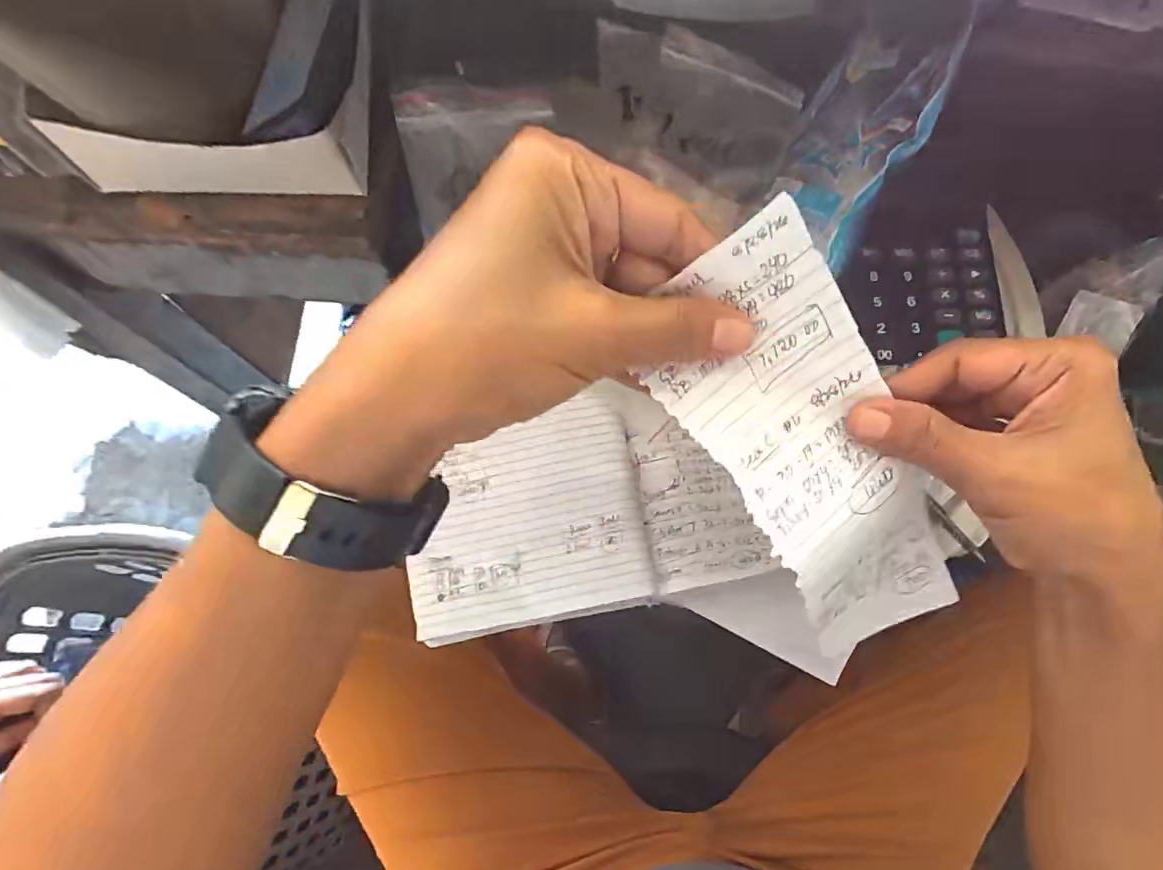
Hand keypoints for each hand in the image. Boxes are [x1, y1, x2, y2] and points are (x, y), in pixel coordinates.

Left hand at [0, 663, 61, 805]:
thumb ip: (2, 741)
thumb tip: (45, 725)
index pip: (38, 689)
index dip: (62, 702)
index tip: (70, 723)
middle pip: (35, 676)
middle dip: (56, 693)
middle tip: (62, 722)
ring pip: (21, 672)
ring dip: (40, 686)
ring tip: (48, 713)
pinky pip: (3, 677)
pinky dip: (23, 684)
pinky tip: (24, 705)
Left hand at [261, 128, 754, 495]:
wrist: (400, 397)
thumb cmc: (493, 341)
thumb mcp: (593, 332)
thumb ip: (675, 329)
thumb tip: (747, 331)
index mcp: (568, 178)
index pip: (667, 219)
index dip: (716, 271)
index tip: (762, 314)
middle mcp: (560, 204)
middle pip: (650, 257)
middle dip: (692, 311)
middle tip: (748, 353)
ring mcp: (548, 254)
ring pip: (630, 295)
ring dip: (667, 337)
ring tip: (722, 373)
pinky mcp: (542, 300)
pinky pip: (604, 318)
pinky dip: (634, 349)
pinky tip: (675, 381)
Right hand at [845, 337, 1162, 582]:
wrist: (1104, 581)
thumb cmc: (1068, 515)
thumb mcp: (992, 471)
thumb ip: (923, 438)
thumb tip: (856, 415)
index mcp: (1060, 364)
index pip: (966, 360)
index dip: (910, 384)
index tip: (859, 409)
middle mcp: (1045, 378)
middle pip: (960, 383)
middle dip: (912, 408)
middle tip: (858, 427)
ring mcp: (1029, 413)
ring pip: (956, 410)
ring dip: (917, 429)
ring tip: (869, 441)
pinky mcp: (1014, 445)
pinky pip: (962, 435)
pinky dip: (931, 446)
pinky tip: (897, 455)